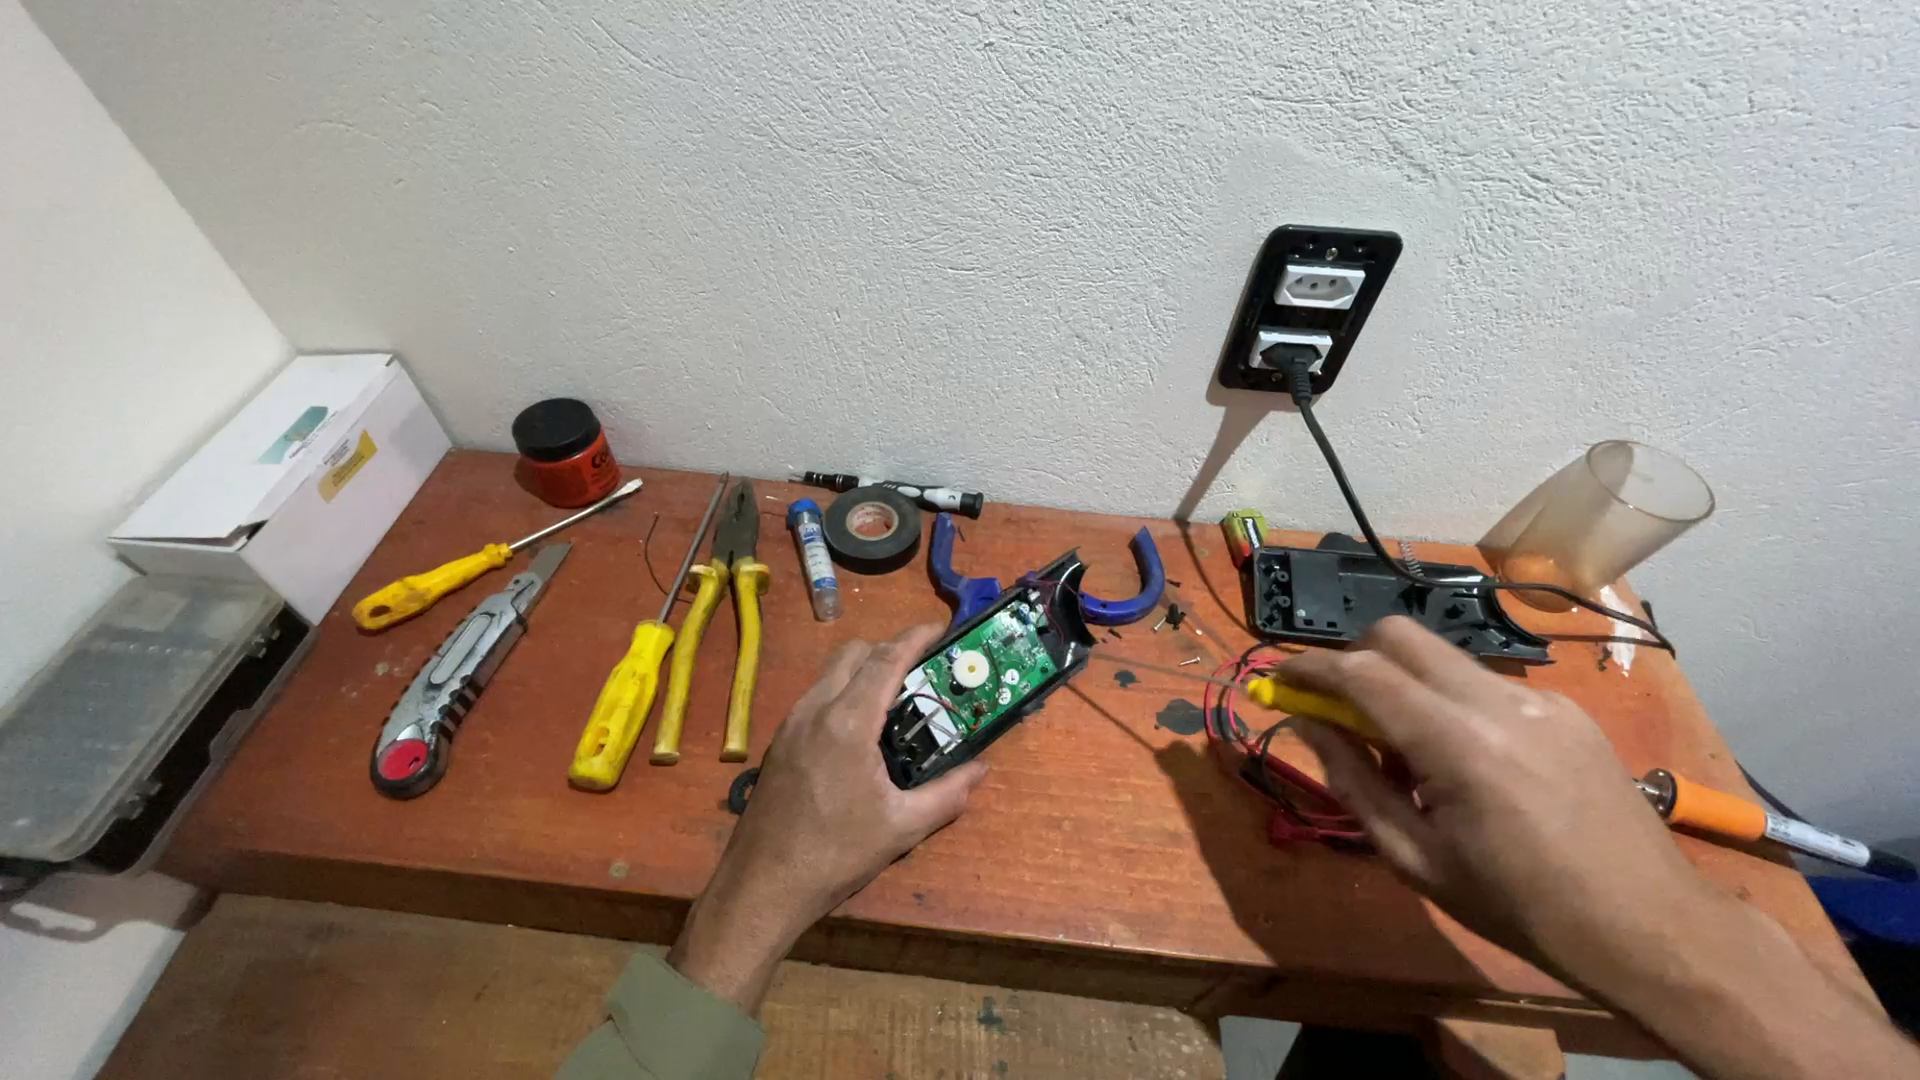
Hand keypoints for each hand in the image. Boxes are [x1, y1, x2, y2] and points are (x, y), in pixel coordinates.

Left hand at [668, 623, 988, 1013]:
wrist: (762, 885)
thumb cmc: (836, 854)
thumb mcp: (902, 827)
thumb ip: (947, 794)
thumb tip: (981, 769)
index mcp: (848, 722)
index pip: (886, 659)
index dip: (916, 637)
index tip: (940, 628)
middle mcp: (815, 709)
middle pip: (855, 652)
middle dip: (890, 647)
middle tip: (923, 667)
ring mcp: (792, 722)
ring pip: (831, 670)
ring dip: (864, 667)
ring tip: (896, 695)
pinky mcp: (780, 739)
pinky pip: (817, 694)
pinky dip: (844, 689)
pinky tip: (862, 728)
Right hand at [1284, 618, 1919, 1079]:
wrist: (1659, 933)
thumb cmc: (1521, 908)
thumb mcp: (1414, 857)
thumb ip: (1351, 777)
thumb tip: (1306, 721)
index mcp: (1458, 744)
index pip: (1361, 671)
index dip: (1308, 667)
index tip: (1279, 679)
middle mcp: (1498, 702)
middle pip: (1399, 634)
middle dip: (1353, 657)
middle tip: (1339, 708)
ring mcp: (1540, 699)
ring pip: (1440, 656)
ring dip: (1400, 682)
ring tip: (1407, 752)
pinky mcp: (1566, 708)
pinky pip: (1481, 683)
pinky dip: (1446, 701)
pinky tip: (1463, 761)